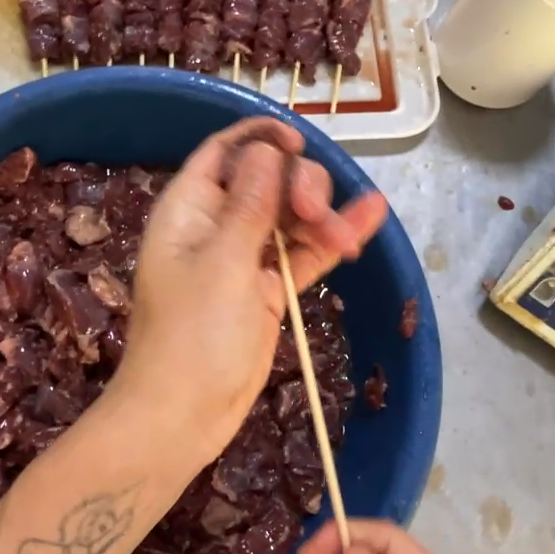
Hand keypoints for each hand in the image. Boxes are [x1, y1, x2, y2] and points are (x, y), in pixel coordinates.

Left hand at [118, 118, 388, 456]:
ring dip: (321, 217)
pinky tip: (370, 219)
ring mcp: (244, 259)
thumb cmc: (192, 336)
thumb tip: (267, 149)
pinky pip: (303, 254)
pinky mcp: (268, 289)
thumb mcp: (222, 263)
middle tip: (313, 212)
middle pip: (266, 180)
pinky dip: (331, 240)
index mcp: (189, 209)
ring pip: (290, 216)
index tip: (298, 141)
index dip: (259, 138)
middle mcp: (216, 226)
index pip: (223, 153)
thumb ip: (249, 204)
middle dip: (298, 185)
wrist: (184, 415)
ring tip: (347, 239)